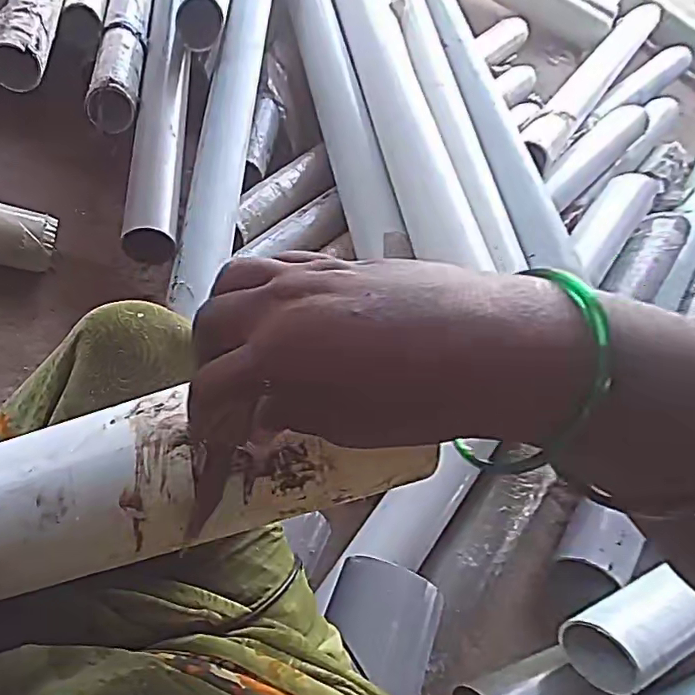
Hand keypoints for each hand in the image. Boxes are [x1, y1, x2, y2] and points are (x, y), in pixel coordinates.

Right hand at [186, 254, 591, 518]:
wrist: (491, 345)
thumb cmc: (422, 398)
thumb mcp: (346, 424)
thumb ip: (292, 413)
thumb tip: (264, 415)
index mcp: (275, 352)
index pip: (212, 382)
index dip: (203, 413)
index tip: (211, 433)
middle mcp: (278, 304)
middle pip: (210, 322)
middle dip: (206, 358)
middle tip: (225, 387)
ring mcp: (304, 275)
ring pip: (232, 278)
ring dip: (223, 310)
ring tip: (238, 336)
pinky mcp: (333, 261)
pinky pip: (275, 262)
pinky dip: (260, 285)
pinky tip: (278, 307)